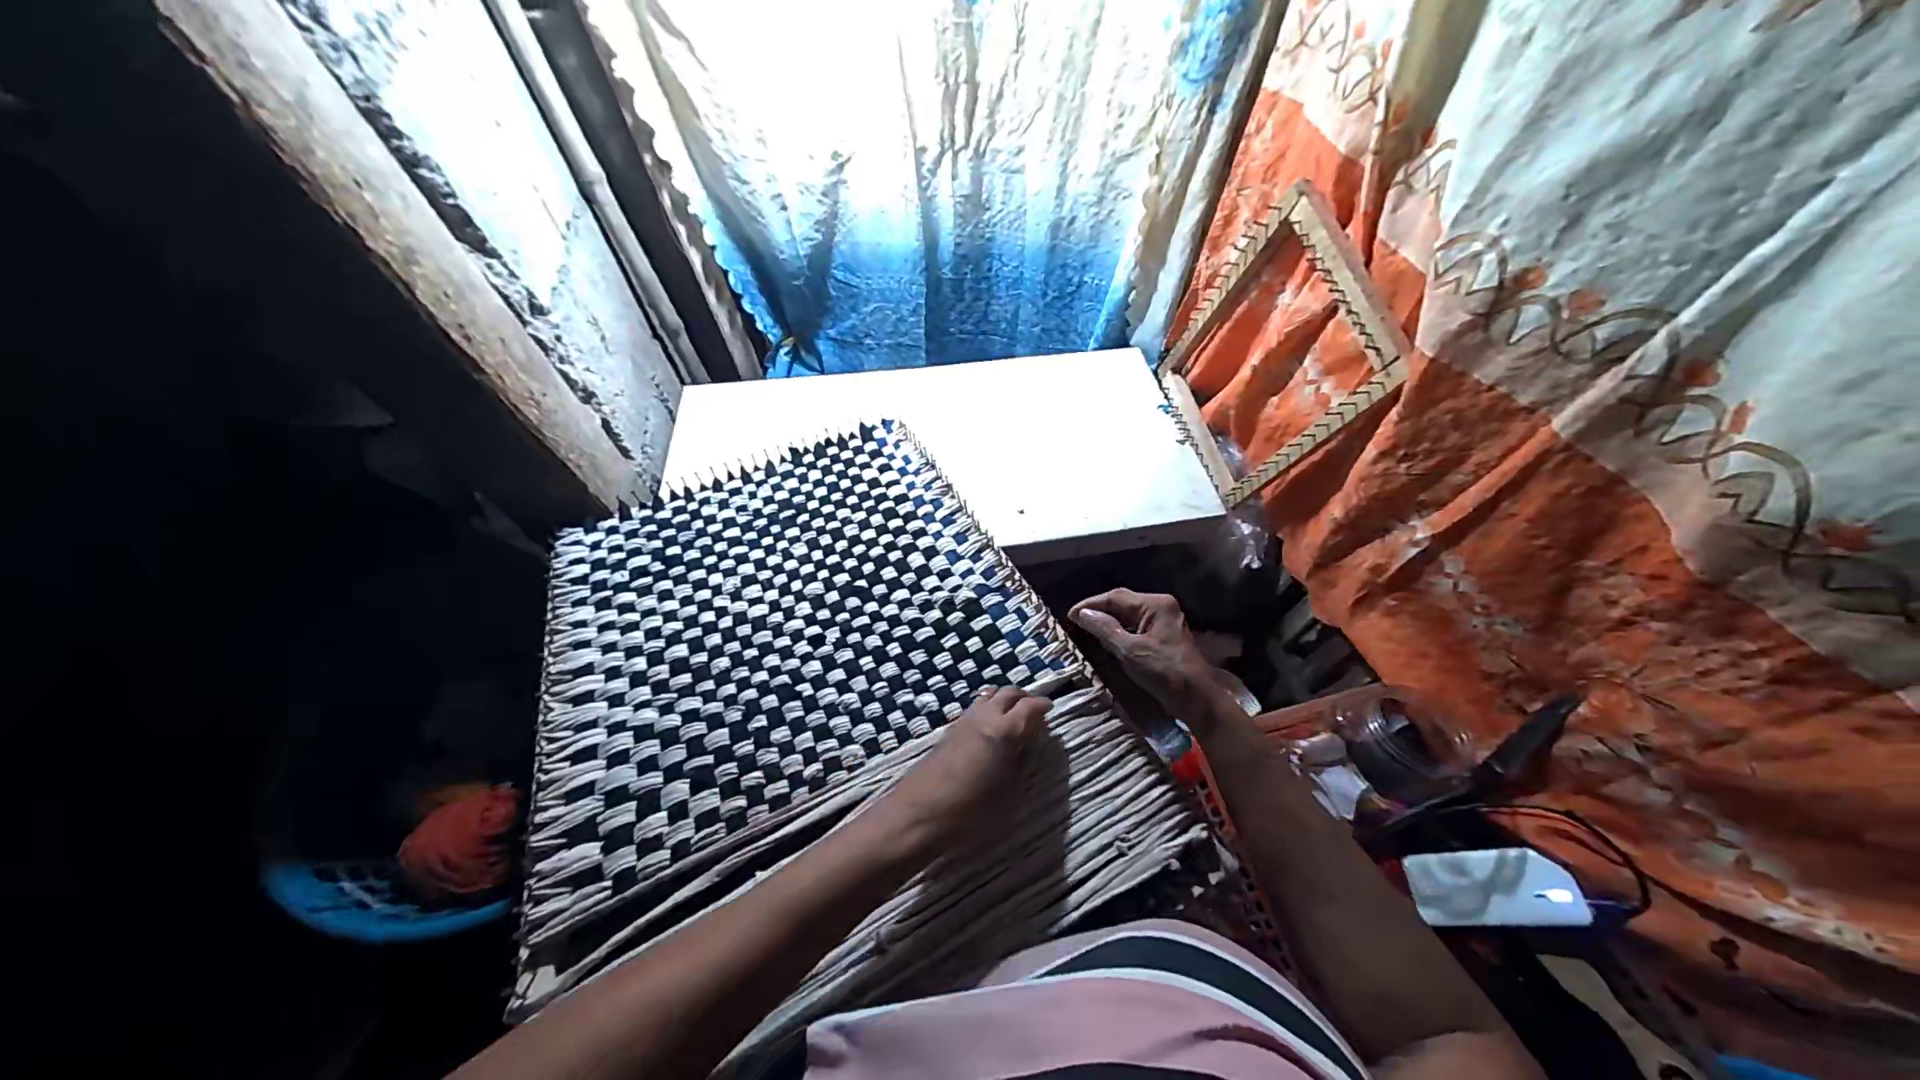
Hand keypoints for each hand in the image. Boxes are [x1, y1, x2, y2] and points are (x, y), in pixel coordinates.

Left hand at [883, 686, 1049, 843]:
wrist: (920, 812)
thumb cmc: (972, 808)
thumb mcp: (1010, 790)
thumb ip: (1023, 761)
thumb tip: (1030, 742)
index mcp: (1004, 729)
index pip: (1029, 706)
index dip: (1042, 705)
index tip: (1050, 709)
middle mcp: (984, 716)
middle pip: (1008, 693)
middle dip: (1024, 697)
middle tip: (1035, 709)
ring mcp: (964, 720)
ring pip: (989, 696)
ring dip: (1004, 699)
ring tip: (1014, 715)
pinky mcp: (950, 730)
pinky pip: (976, 708)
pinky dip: (989, 708)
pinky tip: (991, 726)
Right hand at [1069, 589, 1217, 718]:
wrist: (1196, 699)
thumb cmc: (1165, 673)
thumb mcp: (1130, 651)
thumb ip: (1105, 629)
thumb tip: (1082, 614)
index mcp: (1156, 605)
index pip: (1116, 597)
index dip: (1090, 605)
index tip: (1069, 615)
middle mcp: (1161, 607)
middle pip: (1122, 603)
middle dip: (1097, 611)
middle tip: (1074, 621)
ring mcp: (1163, 622)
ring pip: (1127, 615)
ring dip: (1106, 621)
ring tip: (1084, 628)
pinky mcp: (1161, 636)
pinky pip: (1134, 627)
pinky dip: (1117, 631)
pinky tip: (1104, 638)